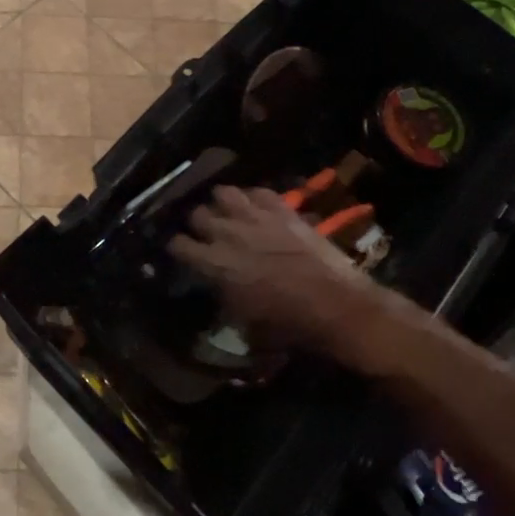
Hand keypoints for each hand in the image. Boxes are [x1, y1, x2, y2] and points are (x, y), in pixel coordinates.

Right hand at [169, 186, 413, 373]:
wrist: (337, 305)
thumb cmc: (289, 324)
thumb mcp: (245, 323)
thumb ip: (224, 298)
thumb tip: (217, 290)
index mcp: (214, 263)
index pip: (178, 244)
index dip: (177, 248)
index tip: (181, 253)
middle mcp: (228, 232)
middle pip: (197, 214)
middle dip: (198, 224)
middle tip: (206, 234)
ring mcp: (256, 216)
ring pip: (223, 192)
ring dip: (222, 204)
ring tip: (228, 213)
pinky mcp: (282, 209)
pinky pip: (258, 191)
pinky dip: (254, 198)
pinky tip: (257, 208)